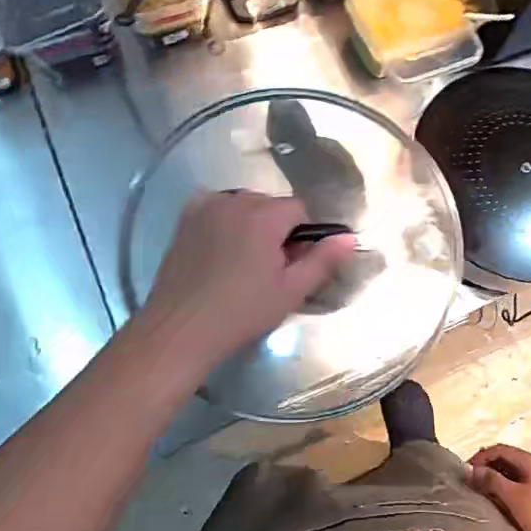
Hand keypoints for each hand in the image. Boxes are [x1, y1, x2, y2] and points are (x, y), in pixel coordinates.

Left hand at [136, 190, 355, 365]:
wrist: (181, 328)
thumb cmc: (242, 312)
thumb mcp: (291, 291)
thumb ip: (323, 260)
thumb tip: (350, 238)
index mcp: (264, 216)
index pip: (300, 209)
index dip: (303, 236)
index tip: (294, 264)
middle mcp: (234, 201)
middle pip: (271, 205)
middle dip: (277, 229)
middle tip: (270, 268)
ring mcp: (205, 207)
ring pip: (244, 206)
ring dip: (251, 224)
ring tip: (243, 262)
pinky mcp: (185, 219)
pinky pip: (216, 208)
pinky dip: (224, 220)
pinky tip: (220, 248)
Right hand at [467, 445, 530, 530]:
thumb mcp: (514, 497)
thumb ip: (491, 481)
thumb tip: (471, 470)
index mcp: (529, 461)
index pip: (499, 449)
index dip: (480, 457)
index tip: (466, 474)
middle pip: (506, 461)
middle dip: (487, 470)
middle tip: (472, 486)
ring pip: (514, 476)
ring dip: (497, 482)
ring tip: (484, 498)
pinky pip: (522, 488)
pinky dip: (508, 493)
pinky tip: (503, 507)